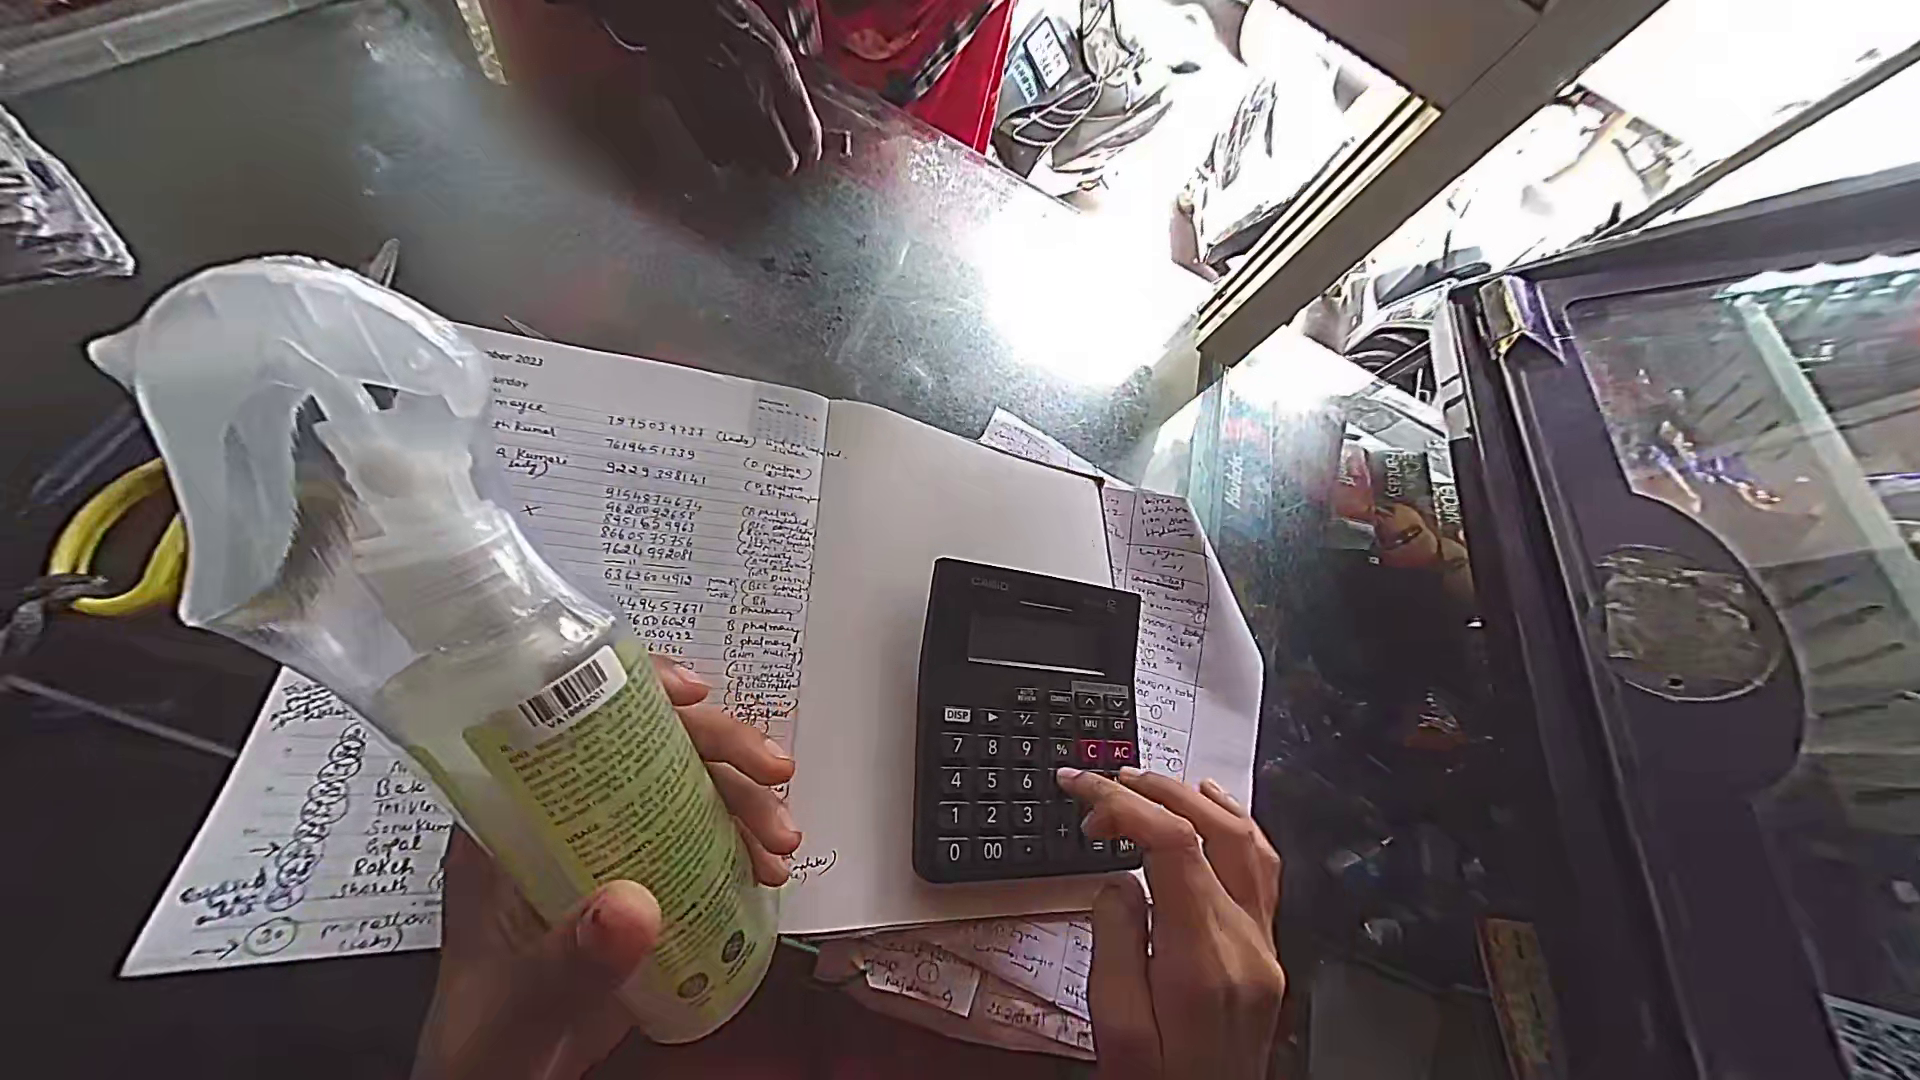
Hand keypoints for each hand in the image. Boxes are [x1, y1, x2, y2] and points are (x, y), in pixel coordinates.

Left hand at [412, 655, 799, 1079]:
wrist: (516, 1074)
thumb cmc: (491, 1035)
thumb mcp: (517, 1002)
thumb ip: (568, 961)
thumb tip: (632, 908)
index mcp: (521, 812)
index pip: (579, 716)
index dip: (641, 688)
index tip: (696, 694)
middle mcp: (578, 805)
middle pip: (661, 739)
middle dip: (727, 747)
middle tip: (776, 774)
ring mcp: (624, 828)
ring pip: (697, 777)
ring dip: (749, 797)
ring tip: (782, 841)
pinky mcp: (659, 856)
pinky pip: (714, 821)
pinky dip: (750, 833)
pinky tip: (770, 864)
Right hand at [590, 0, 823, 174]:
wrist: (672, 10)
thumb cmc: (721, 17)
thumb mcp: (770, 43)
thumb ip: (791, 88)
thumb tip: (809, 130)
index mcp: (779, 71)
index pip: (809, 138)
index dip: (810, 152)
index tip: (806, 154)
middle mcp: (757, 99)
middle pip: (784, 164)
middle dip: (783, 161)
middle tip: (777, 150)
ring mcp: (728, 115)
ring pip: (754, 165)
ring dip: (753, 157)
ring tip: (744, 132)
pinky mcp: (700, 125)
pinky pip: (722, 156)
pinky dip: (723, 149)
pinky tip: (720, 127)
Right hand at [1058, 766, 1285, 1079]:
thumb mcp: (1114, 1027)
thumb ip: (1114, 939)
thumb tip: (1120, 878)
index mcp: (1202, 960)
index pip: (1172, 844)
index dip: (1122, 801)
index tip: (1080, 786)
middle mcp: (1243, 943)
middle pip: (1205, 829)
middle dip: (1145, 792)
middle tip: (1098, 789)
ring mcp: (1261, 942)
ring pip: (1240, 836)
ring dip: (1186, 795)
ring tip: (1141, 781)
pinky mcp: (1263, 945)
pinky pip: (1260, 863)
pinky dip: (1231, 817)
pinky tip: (1209, 798)